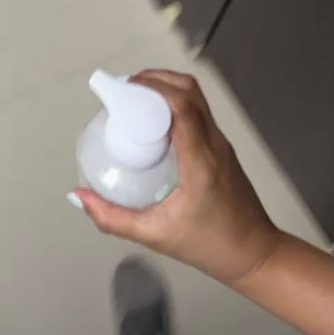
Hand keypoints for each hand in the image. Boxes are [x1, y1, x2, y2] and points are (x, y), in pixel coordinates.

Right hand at [72, 69, 285, 287]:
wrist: (254, 254)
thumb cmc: (209, 245)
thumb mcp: (155, 234)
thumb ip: (113, 218)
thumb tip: (79, 196)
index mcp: (200, 161)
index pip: (183, 107)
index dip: (154, 88)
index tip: (125, 89)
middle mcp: (214, 143)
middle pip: (191, 91)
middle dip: (157, 80)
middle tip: (126, 90)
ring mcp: (221, 142)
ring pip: (198, 97)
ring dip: (168, 87)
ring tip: (137, 98)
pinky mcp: (222, 147)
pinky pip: (200, 111)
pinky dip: (177, 102)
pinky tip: (155, 119)